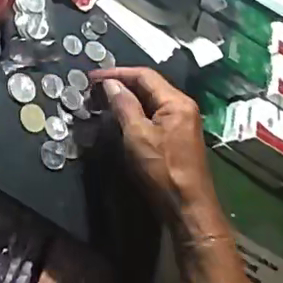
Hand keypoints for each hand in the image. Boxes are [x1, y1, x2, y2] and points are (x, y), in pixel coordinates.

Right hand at [100, 67, 225, 239]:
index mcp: (176, 102)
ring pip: (150, 100)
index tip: (93, 77)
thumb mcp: (137, 135)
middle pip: (148, 85)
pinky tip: (120, 116)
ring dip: (127, 97)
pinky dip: (135, 111)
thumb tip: (110, 83)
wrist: (188, 209)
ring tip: (102, 99)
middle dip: (121, 83)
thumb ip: (124, 105)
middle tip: (94, 88)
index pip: (144, 75)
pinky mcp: (177, 136)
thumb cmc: (162, 170)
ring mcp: (182, 122)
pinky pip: (154, 114)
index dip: (117, 72)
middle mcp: (182, 106)